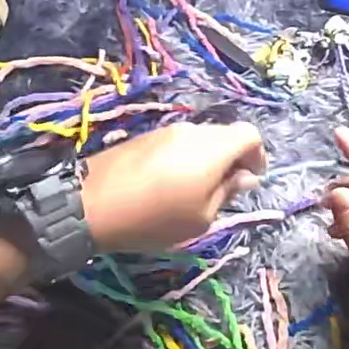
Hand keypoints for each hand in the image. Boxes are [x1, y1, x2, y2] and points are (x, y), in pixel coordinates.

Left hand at [81, 122, 265, 252]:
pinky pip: (178, 142)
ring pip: (202, 138)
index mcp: (212, 147)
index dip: (258, 156)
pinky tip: (170, 184)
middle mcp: (192, 131)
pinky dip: (186, 158)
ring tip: (195, 191)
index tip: (250, 180)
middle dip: (234, 158)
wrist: (90, 205)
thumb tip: (246, 177)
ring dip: (209, 159)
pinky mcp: (146, 137)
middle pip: (226, 134)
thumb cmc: (153, 218)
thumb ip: (228, 192)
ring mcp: (166, 130)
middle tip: (225, 190)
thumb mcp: (200, 218)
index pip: (250, 134)